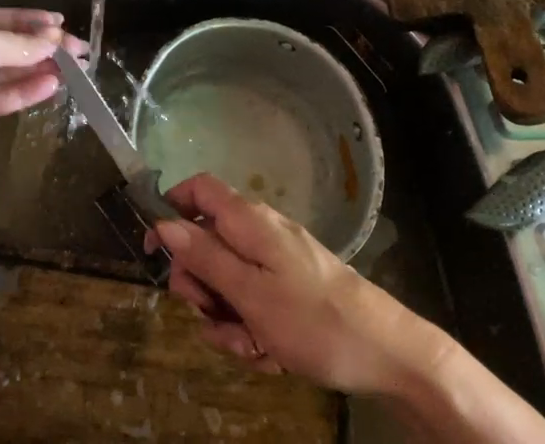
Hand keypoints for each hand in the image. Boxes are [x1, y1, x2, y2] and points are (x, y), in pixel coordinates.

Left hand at [0, 7, 86, 162]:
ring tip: (72, 68)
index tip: (59, 22)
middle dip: (37, 46)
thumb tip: (54, 41)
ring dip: (36, 68)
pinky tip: (53, 85)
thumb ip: (22, 41)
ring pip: (3, 73)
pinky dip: (25, 91)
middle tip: (75, 48)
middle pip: (0, 45)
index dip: (27, 19)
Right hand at [148, 173, 451, 396]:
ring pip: (226, 283)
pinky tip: (269, 354)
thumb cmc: (315, 320)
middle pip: (205, 244)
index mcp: (249, 222)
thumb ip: (204, 257)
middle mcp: (260, 234)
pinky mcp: (289, 291)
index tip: (156, 252)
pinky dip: (252, 330)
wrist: (388, 355)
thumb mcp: (250, 293)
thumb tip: (163, 223)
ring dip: (227, 320)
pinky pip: (252, 304)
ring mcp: (276, 263)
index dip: (170, 211)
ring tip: (252, 347)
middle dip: (201, 287)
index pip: (197, 189)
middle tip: (213, 315)